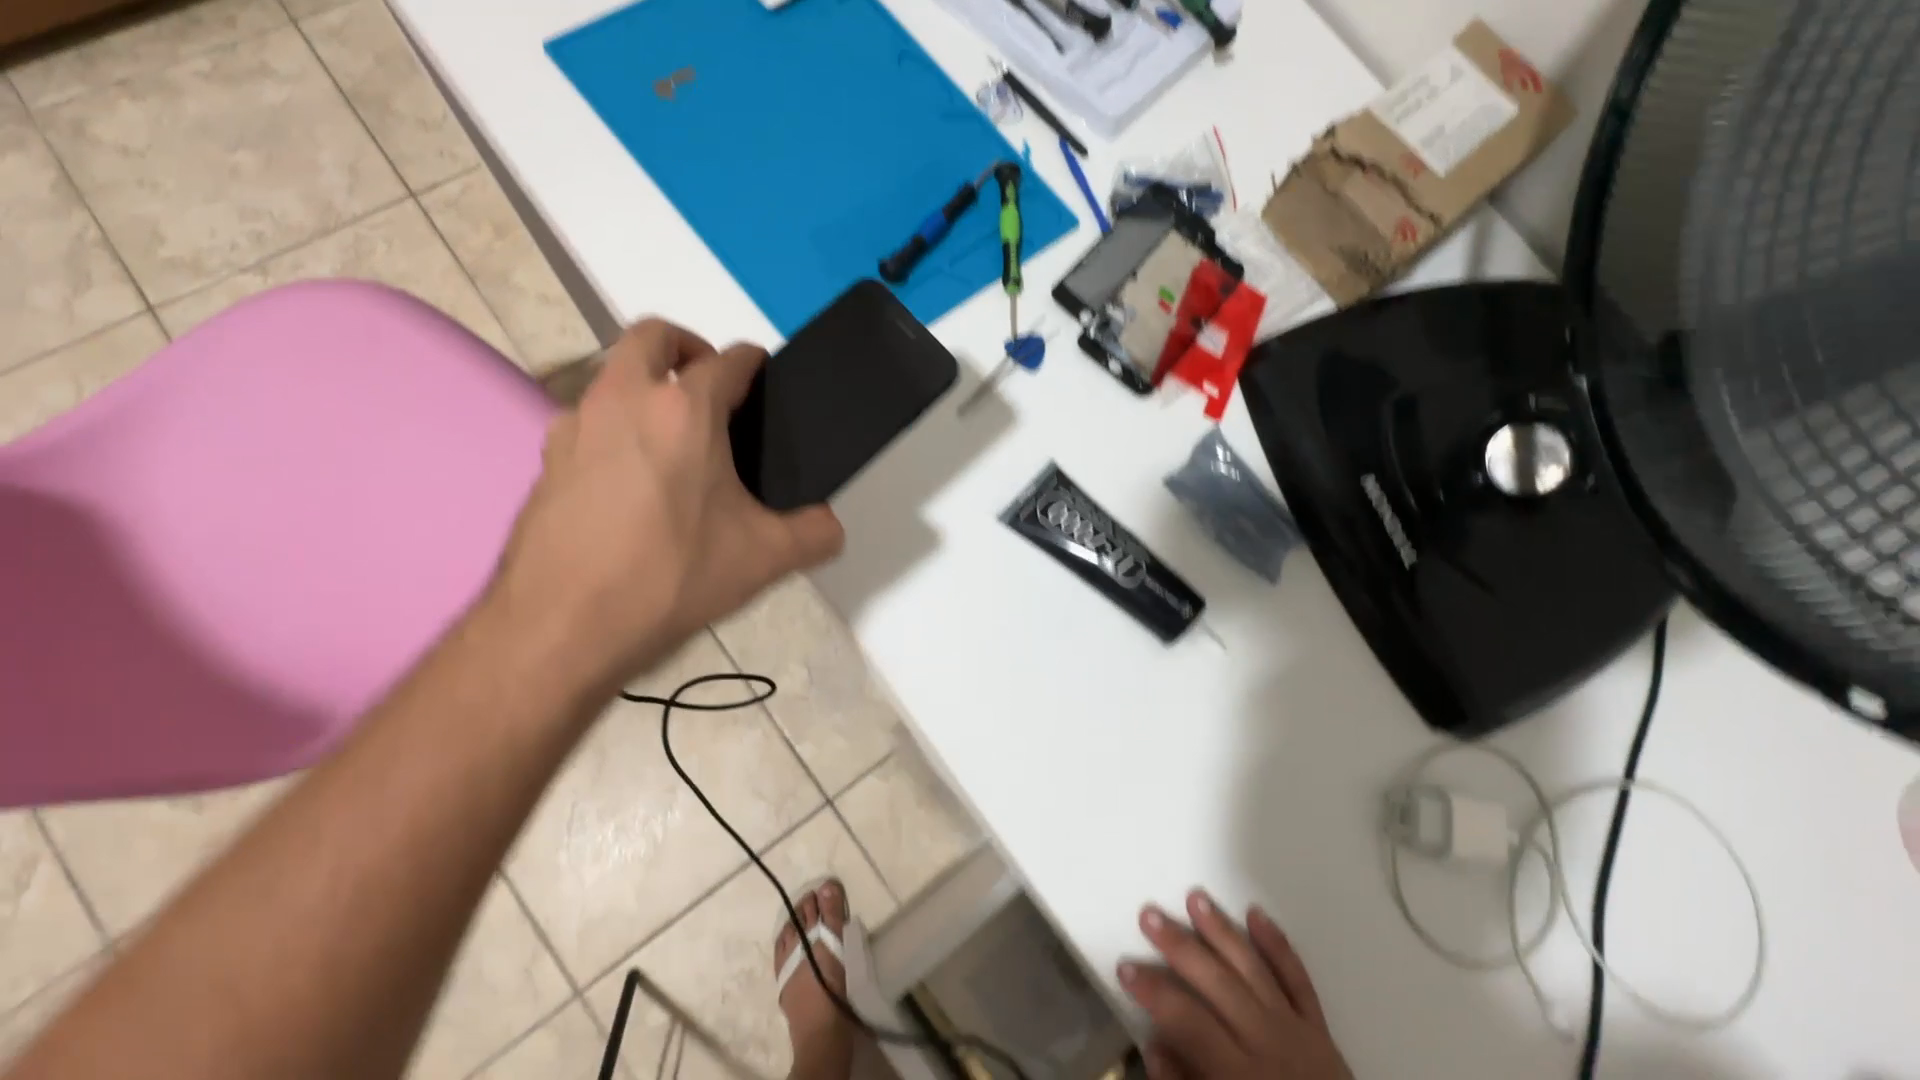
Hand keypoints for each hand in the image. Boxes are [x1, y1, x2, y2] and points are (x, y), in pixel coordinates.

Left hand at [489, 319, 843, 690]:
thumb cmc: (670, 578)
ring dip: (645, 388)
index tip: (764, 379)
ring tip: (673, 444)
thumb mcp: (763, 560)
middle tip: (711, 390)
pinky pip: (587, 424)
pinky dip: (614, 431)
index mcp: (684, 410)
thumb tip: (828, 526)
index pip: (728, 359)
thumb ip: (814, 534)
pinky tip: (630, 485)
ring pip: (613, 376)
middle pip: (653, 336)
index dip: (753, 363)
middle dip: (687, 347)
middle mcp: (624, 399)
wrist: (562, 627)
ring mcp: (576, 426)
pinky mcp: (546, 460)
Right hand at [1120, 891, 1355, 1079]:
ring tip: (1196, 898)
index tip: (1126, 966)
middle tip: (1150, 915)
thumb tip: (1155, 1045)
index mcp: (1238, 1077)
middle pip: (1220, 985)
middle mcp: (1269, 1046)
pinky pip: (1298, 980)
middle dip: (1182, 948)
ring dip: (1224, 932)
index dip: (1156, 993)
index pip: (1190, 1023)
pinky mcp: (1320, 1029)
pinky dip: (1278, 946)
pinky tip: (1256, 915)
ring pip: (1255, 971)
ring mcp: (1297, 1033)